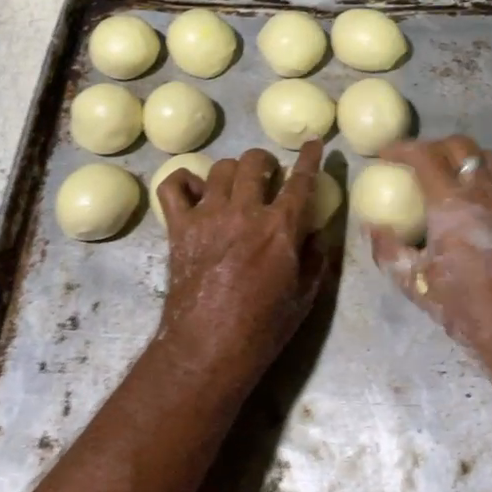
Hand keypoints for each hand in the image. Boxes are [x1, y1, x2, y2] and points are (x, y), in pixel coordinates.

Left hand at [156, 140, 330, 386]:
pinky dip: (184, 181)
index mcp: (281, 228)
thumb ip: (315, 259)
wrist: (208, 348)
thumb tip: (318, 232)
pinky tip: (195, 192)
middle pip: (255, 162)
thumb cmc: (262, 330)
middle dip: (265, 162)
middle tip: (268, 175)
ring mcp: (208, 216)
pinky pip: (174, 185)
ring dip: (232, 171)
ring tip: (235, 185)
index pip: (301, 180)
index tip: (314, 143)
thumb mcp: (304, 297)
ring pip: (221, 168)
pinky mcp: (179, 226)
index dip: (310, 158)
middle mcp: (245, 212)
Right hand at [367, 135, 491, 363]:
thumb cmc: (465, 306)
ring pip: (491, 160)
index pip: (424, 155)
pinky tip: (485, 200)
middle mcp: (484, 192)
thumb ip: (388, 249)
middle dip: (435, 146)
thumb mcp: (414, 283)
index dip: (401, 148)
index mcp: (451, 202)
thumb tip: (373, 226)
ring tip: (452, 175)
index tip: (384, 155)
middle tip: (418, 161)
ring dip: (466, 159)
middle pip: (460, 146)